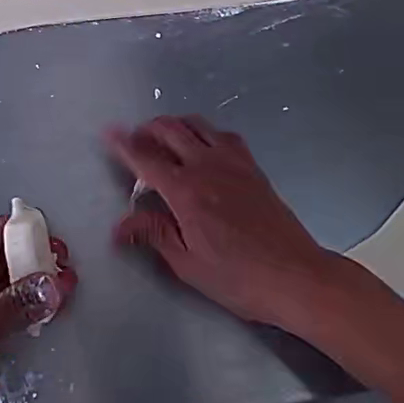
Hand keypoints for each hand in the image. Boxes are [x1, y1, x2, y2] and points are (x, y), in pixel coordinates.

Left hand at [0, 217, 75, 402]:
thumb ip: (16, 303)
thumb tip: (53, 284)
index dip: (14, 231)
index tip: (45, 233)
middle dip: (31, 258)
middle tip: (63, 259)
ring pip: (8, 288)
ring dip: (37, 283)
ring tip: (66, 280)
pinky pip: (11, 314)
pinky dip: (32, 307)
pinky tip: (54, 305)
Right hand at [107, 115, 342, 330]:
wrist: (295, 275)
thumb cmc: (238, 277)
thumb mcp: (188, 264)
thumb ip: (155, 235)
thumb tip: (121, 226)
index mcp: (186, 191)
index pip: (146, 158)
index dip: (123, 144)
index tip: (109, 132)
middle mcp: (207, 166)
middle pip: (170, 130)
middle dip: (148, 129)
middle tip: (135, 139)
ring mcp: (233, 162)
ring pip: (197, 125)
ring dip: (175, 125)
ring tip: (164, 138)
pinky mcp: (252, 166)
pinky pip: (224, 135)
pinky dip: (205, 132)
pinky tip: (204, 146)